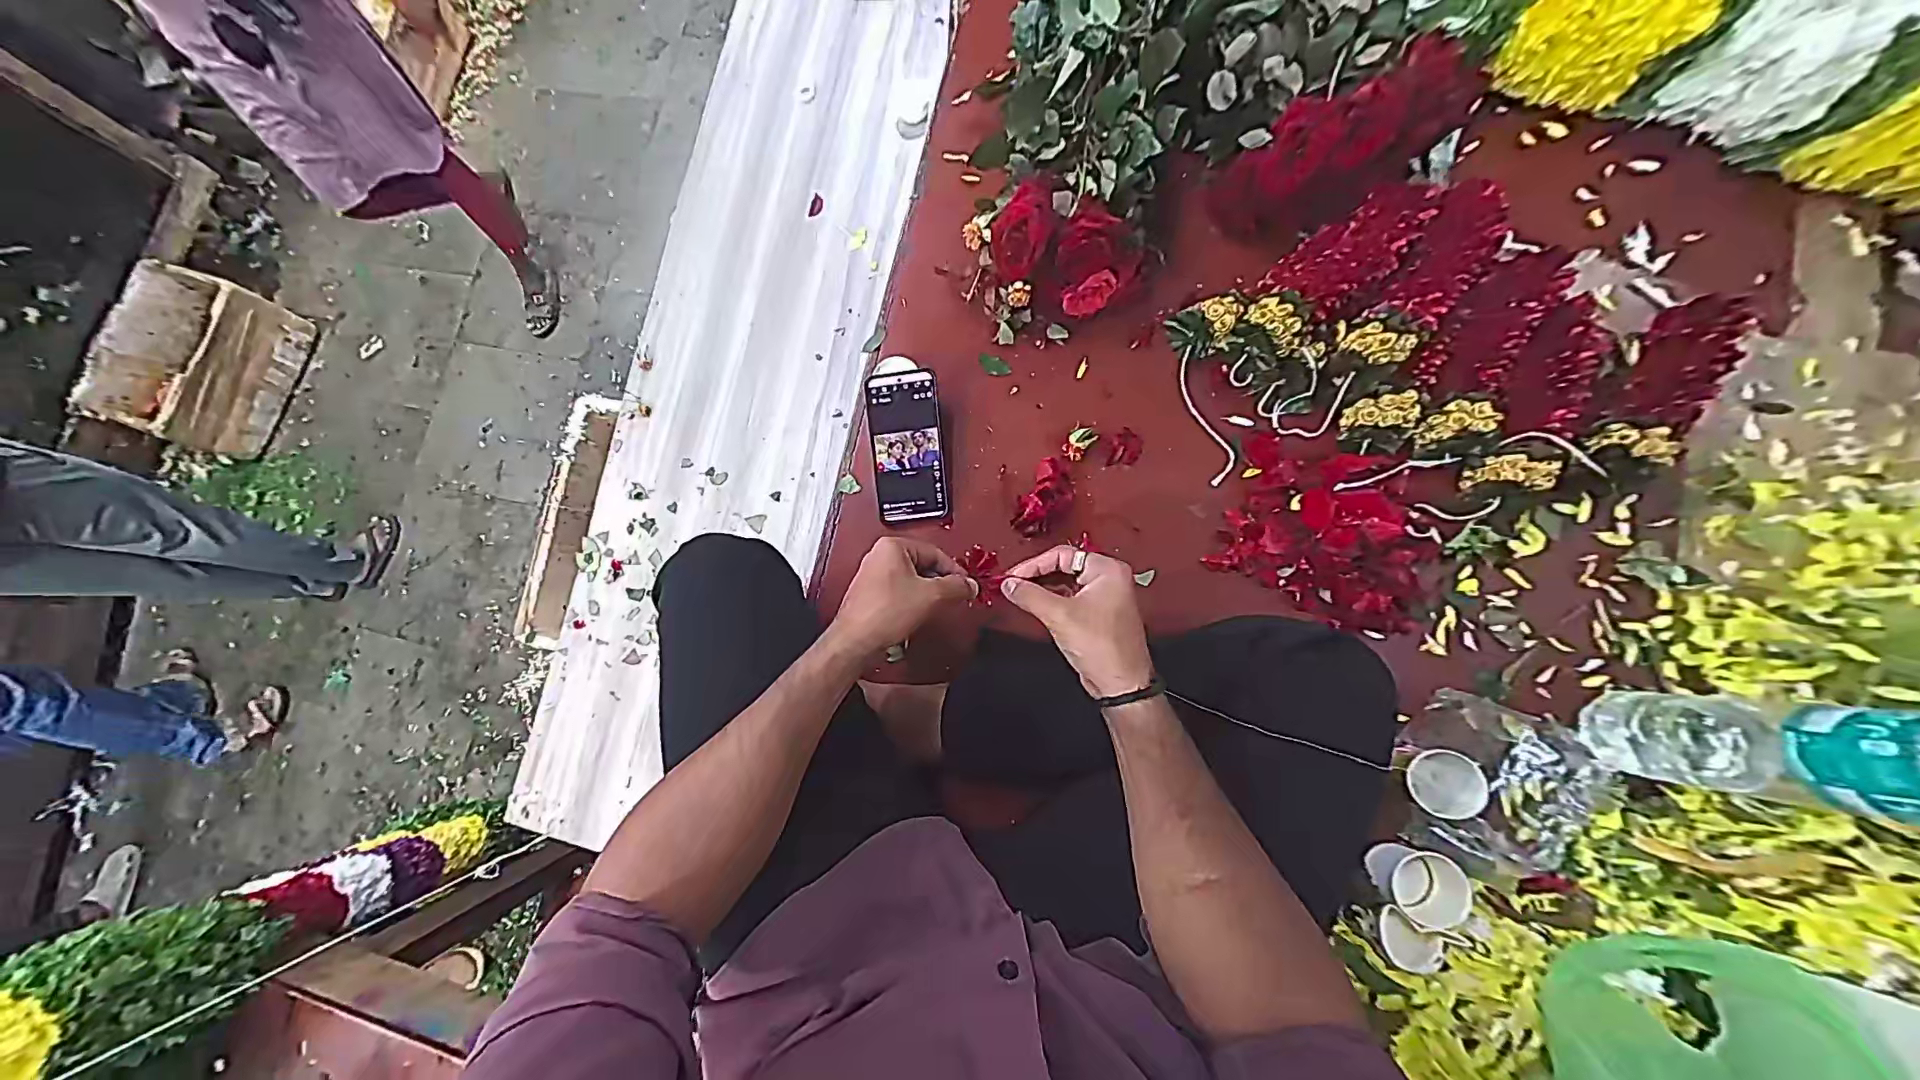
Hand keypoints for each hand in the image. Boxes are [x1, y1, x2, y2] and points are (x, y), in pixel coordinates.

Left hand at [828, 537, 976, 655]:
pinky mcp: (872, 594)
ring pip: (912, 580)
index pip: (934, 552)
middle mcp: (880, 556)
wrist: (856, 641)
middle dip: (941, 582)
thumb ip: (955, 587)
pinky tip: (918, 614)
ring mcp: (874, 575)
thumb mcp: (931, 596)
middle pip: (923, 565)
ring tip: (936, 606)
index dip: (953, 570)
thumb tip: (969, 584)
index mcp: (892, 546)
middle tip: (955, 595)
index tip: (965, 583)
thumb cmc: (881, 614)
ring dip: (927, 593)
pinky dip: (913, 601)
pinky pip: (900, 591)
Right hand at [1000, 546, 1153, 697]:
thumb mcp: (1059, 616)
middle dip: (1037, 576)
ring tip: (1020, 594)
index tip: (1014, 575)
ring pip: (1066, 583)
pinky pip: (1071, 598)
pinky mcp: (1098, 613)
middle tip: (1014, 584)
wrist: (1120, 683)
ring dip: (1043, 589)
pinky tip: (1036, 606)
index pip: (1063, 555)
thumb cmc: (1104, 648)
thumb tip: (1010, 584)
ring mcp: (1105, 596)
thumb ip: (1030, 595)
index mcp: (1107, 570)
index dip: (1034, 564)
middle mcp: (1109, 579)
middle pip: (1064, 567)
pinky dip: (1052, 600)